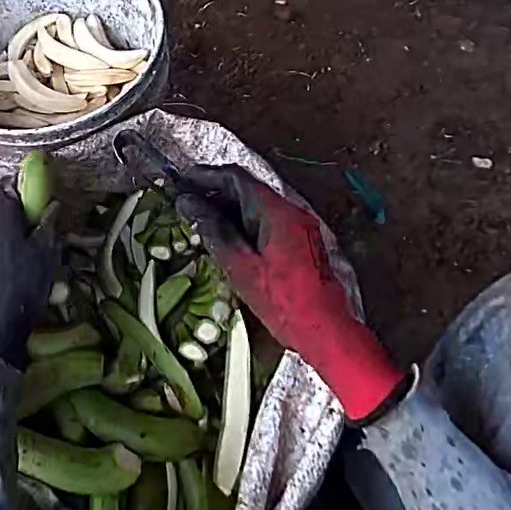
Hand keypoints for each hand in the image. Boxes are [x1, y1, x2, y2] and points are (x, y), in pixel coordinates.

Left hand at [0, 188, 57, 366]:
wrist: (5, 314)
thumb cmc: (27, 278)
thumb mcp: (46, 248)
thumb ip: (49, 222)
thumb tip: (53, 204)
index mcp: (2, 216)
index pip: (8, 184)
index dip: (24, 180)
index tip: (42, 183)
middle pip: (7, 201)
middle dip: (27, 202)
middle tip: (48, 208)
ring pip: (6, 218)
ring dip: (23, 219)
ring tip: (45, 228)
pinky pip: (4, 233)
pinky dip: (18, 233)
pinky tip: (34, 246)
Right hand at [175, 164, 405, 420]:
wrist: (328, 334)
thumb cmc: (282, 301)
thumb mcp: (239, 265)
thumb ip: (213, 229)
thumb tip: (187, 203)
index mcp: (277, 213)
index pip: (237, 178)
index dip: (206, 175)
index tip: (182, 180)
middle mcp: (292, 212)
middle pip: (248, 188)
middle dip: (214, 190)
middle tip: (186, 199)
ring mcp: (299, 227)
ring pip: (256, 204)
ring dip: (227, 206)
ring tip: (199, 217)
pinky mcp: (301, 242)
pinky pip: (265, 220)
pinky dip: (242, 221)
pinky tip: (224, 235)